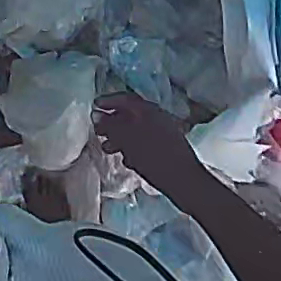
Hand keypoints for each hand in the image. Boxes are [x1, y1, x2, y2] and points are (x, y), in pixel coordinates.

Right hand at [94, 92, 209, 196]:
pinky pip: (145, 142)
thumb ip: (110, 126)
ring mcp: (164, 133)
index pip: (124, 99)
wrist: (185, 181)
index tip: (94, 106)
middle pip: (129, 115)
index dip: (108, 101)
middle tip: (98, 131)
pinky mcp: (167, 148)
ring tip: (108, 149)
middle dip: (112, 122)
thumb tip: (96, 115)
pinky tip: (127, 159)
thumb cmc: (153, 156)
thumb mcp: (127, 139)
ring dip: (120, 137)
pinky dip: (133, 147)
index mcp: (147, 111)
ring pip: (136, 130)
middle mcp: (157, 117)